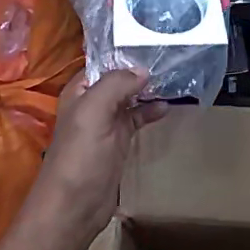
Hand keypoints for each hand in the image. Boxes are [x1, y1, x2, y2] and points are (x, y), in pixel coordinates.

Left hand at [28, 70, 166, 243]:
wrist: (73, 207)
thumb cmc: (80, 157)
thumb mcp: (93, 112)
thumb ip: (115, 85)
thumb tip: (143, 70)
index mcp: (80, 91)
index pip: (104, 62)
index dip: (126, 53)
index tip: (155, 41)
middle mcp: (92, 103)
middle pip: (119, 78)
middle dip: (141, 69)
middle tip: (172, 56)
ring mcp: (106, 123)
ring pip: (130, 97)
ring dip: (149, 89)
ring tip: (175, 77)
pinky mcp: (118, 142)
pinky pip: (136, 119)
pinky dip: (150, 111)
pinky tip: (167, 107)